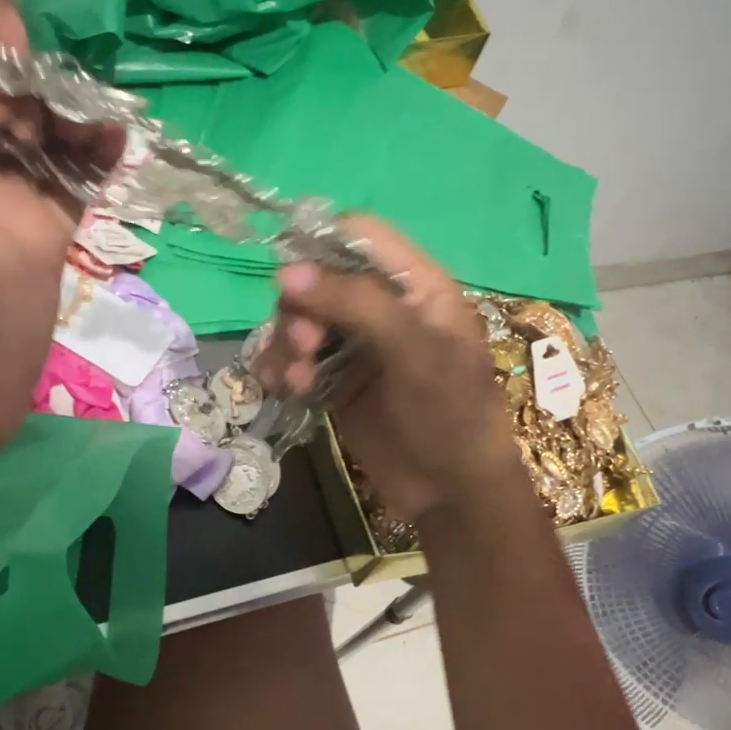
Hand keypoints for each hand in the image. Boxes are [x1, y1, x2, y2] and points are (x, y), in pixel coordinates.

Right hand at [254, 215, 521, 521]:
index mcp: (415, 285)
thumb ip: (355, 303)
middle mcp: (383, 308)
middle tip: (304, 347)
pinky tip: (278, 389)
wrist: (452, 492)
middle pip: (320, 280)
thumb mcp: (413, 350)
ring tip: (293, 381)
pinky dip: (280, 370)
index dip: (320, 248)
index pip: (359, 237)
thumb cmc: (450, 413)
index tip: (293, 283)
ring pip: (301, 322)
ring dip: (286, 344)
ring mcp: (357, 348)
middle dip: (301, 309)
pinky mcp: (336, 384)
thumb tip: (286, 272)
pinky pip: (296, 362)